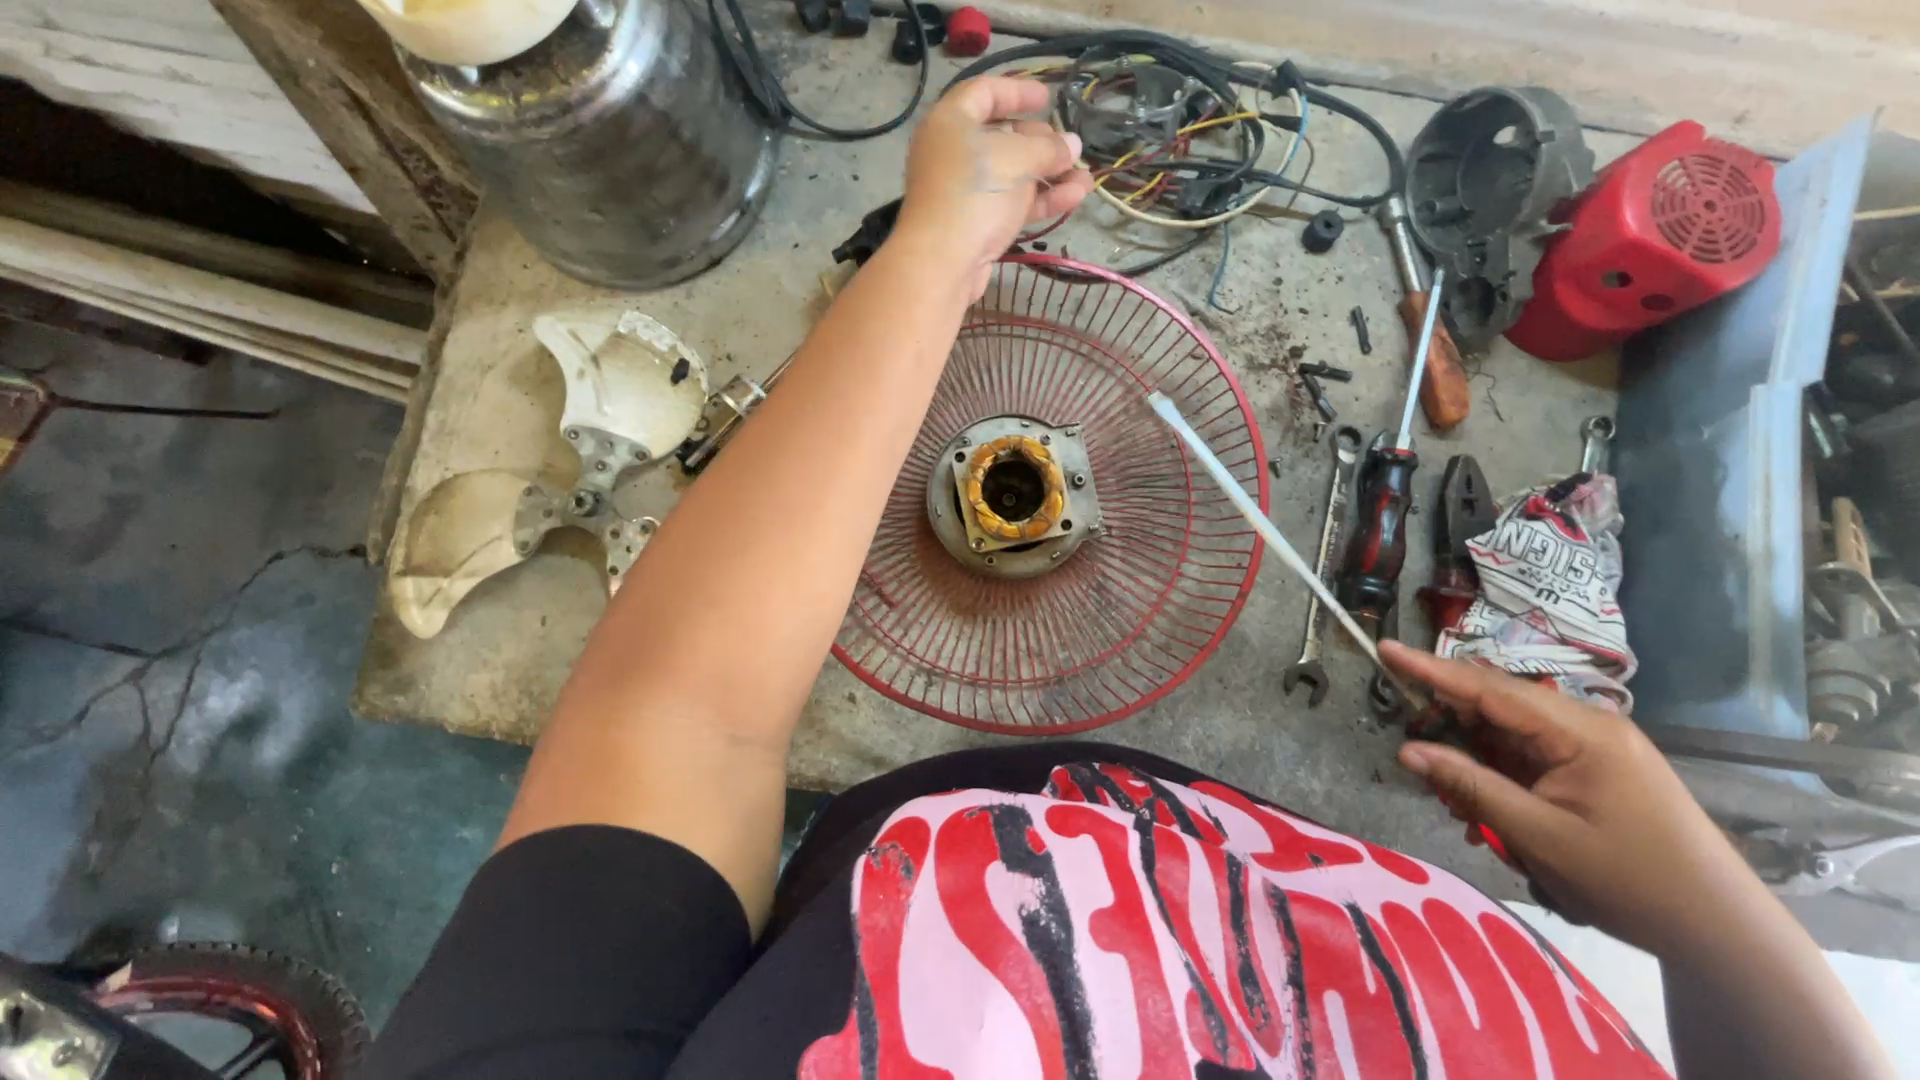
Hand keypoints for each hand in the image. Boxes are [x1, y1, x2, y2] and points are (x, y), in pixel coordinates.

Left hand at [892, 76, 1093, 295]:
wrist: (943, 262)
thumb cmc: (976, 193)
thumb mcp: (1018, 159)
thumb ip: (1048, 148)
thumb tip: (1072, 144)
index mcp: (951, 121)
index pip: (984, 92)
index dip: (1018, 92)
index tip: (1048, 98)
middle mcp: (952, 152)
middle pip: (1000, 137)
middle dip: (1040, 142)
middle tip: (1068, 148)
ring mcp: (962, 191)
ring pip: (1010, 175)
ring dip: (1049, 176)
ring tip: (1085, 179)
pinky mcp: (973, 224)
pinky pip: (1009, 204)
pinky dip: (1039, 200)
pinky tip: (1073, 198)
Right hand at [1382, 641, 1768, 956]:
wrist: (1721, 931)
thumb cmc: (1631, 879)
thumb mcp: (1538, 835)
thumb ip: (1469, 786)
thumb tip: (1407, 750)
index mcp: (1580, 731)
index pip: (1489, 688)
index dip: (1431, 669)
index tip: (1384, 649)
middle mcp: (1587, 727)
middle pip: (1496, 709)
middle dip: (1449, 729)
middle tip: (1412, 754)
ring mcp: (1593, 749)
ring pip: (1507, 738)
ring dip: (1475, 767)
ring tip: (1461, 811)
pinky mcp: (1594, 772)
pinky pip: (1527, 762)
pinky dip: (1498, 782)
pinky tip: (1486, 817)